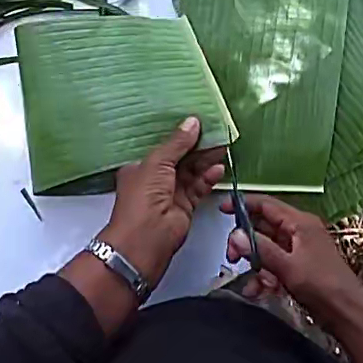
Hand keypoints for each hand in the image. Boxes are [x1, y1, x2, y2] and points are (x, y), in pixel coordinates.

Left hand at [98, 117, 225, 286]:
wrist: (146, 239)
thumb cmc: (141, 200)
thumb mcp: (157, 163)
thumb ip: (177, 143)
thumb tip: (191, 123)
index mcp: (141, 166)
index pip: (162, 146)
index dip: (179, 135)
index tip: (196, 124)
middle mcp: (154, 179)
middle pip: (180, 158)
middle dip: (197, 147)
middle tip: (215, 134)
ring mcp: (170, 193)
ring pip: (191, 172)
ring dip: (206, 161)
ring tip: (222, 148)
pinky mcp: (184, 206)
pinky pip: (199, 188)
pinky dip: (208, 178)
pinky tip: (218, 169)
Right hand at [220, 193, 362, 329]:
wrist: (348, 316)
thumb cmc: (323, 287)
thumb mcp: (288, 267)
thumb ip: (260, 249)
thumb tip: (236, 235)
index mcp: (300, 223)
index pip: (266, 205)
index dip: (243, 205)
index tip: (223, 210)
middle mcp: (300, 231)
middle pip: (263, 227)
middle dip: (246, 242)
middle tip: (232, 257)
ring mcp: (300, 249)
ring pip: (266, 248)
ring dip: (256, 264)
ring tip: (254, 283)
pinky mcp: (299, 266)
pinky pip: (275, 264)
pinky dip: (265, 275)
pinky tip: (259, 291)